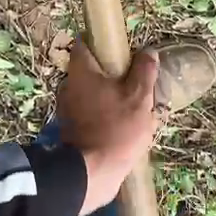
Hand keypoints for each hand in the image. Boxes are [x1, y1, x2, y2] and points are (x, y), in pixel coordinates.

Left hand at [55, 42, 159, 215]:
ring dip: (111, 98)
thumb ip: (144, 71)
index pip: (85, 42)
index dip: (102, 42)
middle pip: (91, 69)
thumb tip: (148, 51)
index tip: (122, 51)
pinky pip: (91, 113)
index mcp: (80, 70)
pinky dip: (105, 116)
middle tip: (136, 84)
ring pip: (93, 93)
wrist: (91, 173)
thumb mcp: (138, 97)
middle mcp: (68, 84)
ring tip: (136, 110)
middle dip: (112, 75)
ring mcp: (67, 107)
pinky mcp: (71, 127)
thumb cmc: (116, 128)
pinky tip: (125, 129)